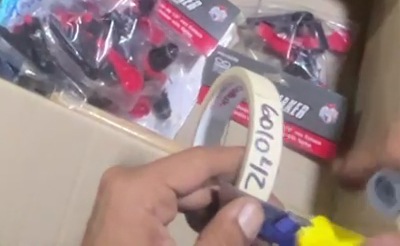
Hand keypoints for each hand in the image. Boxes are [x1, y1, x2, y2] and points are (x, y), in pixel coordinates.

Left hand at [81, 145, 266, 245]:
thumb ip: (222, 240)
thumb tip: (254, 207)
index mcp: (138, 187)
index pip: (199, 161)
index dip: (239, 165)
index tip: (275, 176)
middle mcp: (129, 182)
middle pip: (194, 179)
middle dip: (234, 198)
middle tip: (274, 221)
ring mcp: (125, 199)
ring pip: (185, 195)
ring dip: (220, 212)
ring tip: (256, 233)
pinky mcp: (126, 218)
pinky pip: (170, 209)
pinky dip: (198, 223)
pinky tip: (224, 237)